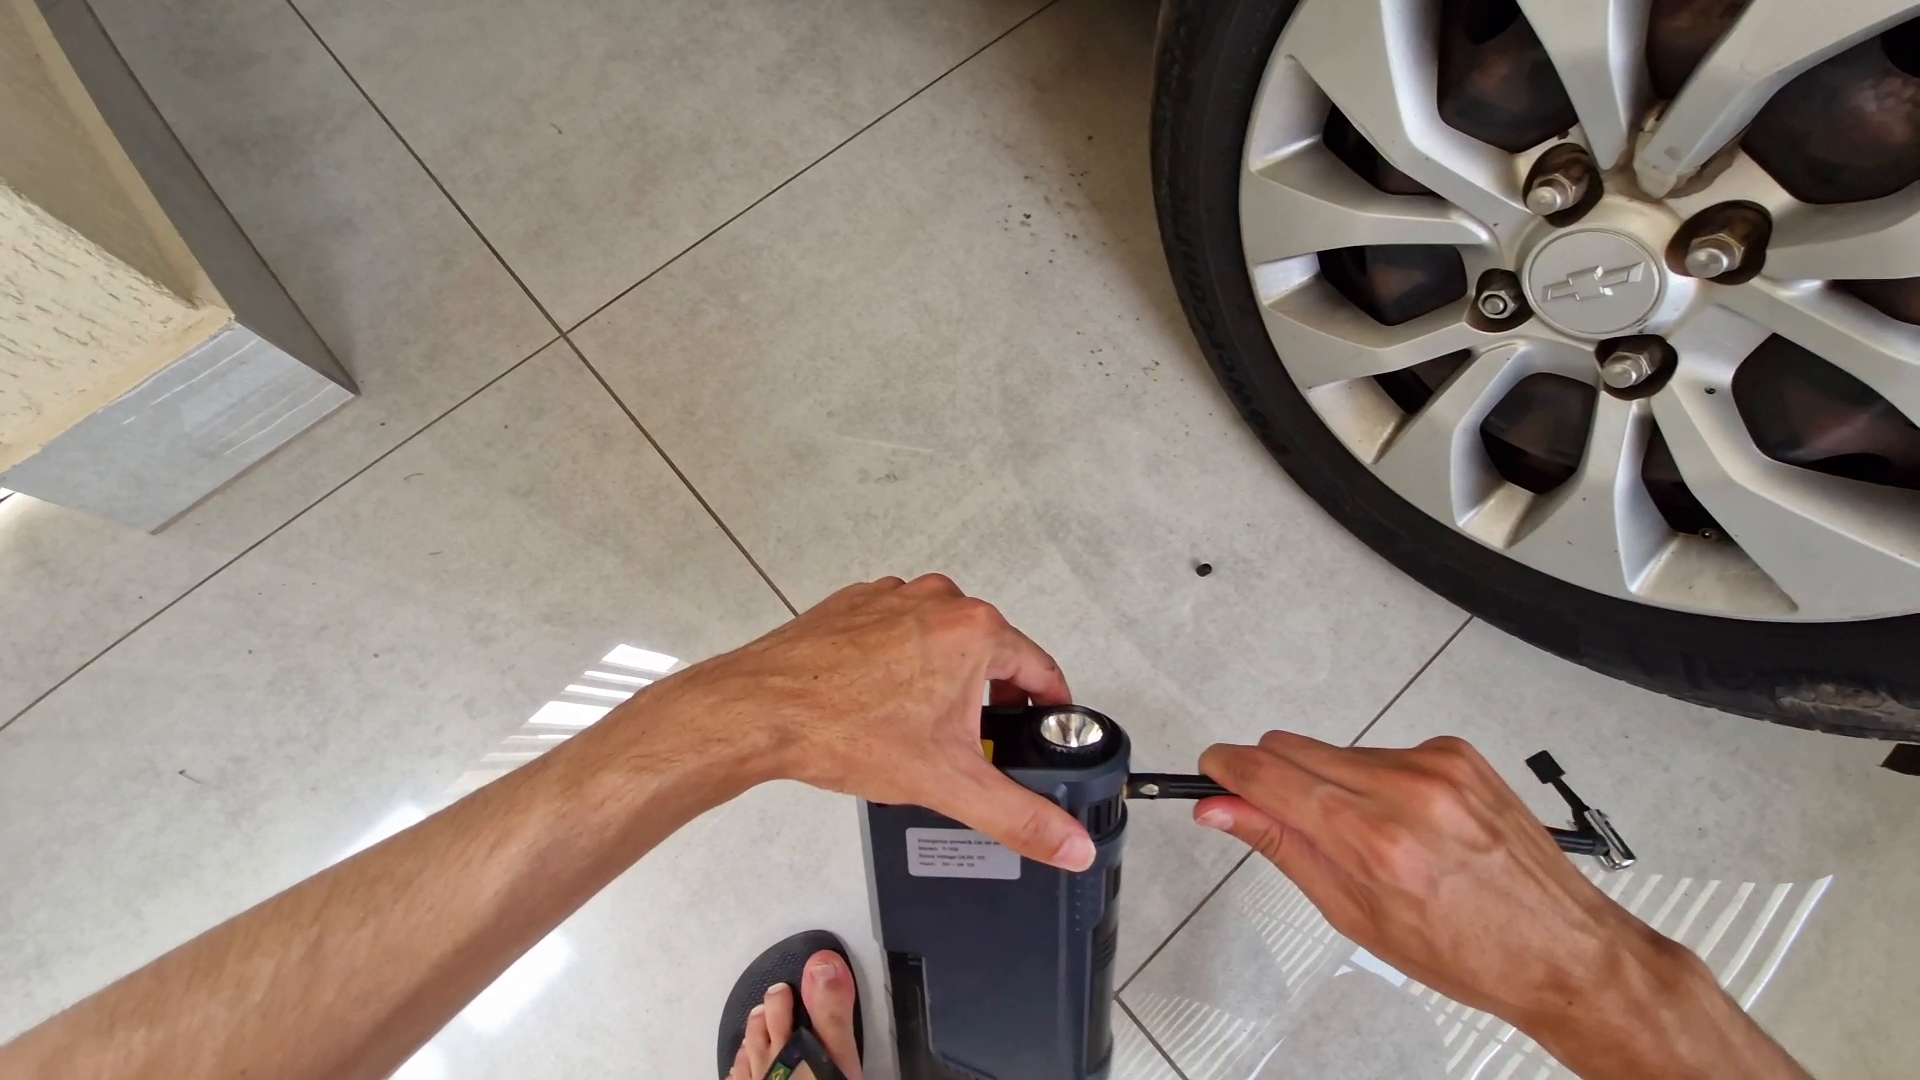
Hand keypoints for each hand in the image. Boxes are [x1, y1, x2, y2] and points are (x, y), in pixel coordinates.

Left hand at [650, 574, 1094, 870]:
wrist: (760, 710)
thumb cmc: (841, 729)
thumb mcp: (947, 782)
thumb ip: (1019, 816)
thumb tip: (1071, 842)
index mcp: (974, 630)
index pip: (1040, 669)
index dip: (1049, 707)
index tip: (1044, 726)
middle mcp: (939, 600)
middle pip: (992, 653)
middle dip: (991, 698)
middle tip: (972, 741)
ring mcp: (896, 595)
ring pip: (946, 640)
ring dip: (946, 677)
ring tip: (919, 722)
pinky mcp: (861, 602)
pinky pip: (903, 631)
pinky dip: (905, 660)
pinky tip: (883, 696)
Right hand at [1193, 733, 1671, 1028]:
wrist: (1567, 953)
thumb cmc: (1465, 953)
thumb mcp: (1353, 914)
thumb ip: (1278, 845)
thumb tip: (1220, 808)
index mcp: (1373, 840)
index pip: (1266, 774)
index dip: (1225, 768)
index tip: (1211, 771)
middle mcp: (1403, 789)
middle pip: (1289, 746)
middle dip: (1272, 775)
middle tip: (1288, 818)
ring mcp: (1434, 763)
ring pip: (1331, 749)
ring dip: (1326, 781)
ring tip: (1367, 832)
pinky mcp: (1454, 750)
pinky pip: (1377, 749)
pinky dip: (1372, 778)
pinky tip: (1404, 818)